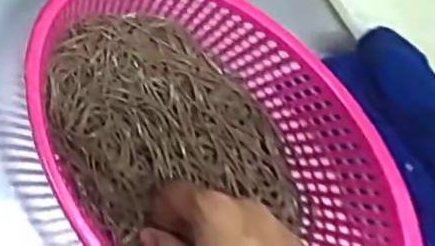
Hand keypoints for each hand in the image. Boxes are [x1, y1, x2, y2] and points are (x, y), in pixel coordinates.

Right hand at [140, 183, 301, 245]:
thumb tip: (152, 236)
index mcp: (214, 204)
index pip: (172, 193)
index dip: (160, 213)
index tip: (157, 233)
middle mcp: (247, 206)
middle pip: (208, 206)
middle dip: (197, 224)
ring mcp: (281, 229)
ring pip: (241, 224)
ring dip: (227, 237)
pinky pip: (266, 241)